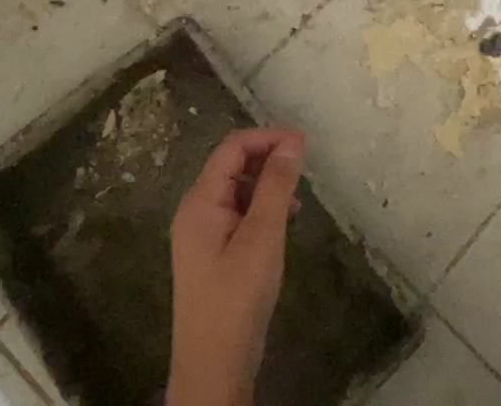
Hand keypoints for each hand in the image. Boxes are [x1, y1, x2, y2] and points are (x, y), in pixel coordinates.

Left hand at [169, 128, 304, 405]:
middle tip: (305, 166)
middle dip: (268, 158)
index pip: (232, 148)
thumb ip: (276, 185)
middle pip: (232, 165)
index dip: (268, 138)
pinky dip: (261, 207)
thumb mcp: (263, 235)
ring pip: (237, 189)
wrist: (214, 364)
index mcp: (200, 201)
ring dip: (267, 184)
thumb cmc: (237, 295)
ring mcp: (202, 233)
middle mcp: (195, 210)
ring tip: (298, 198)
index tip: (305, 143)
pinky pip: (238, 213)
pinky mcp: (213, 253)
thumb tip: (292, 142)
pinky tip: (284, 222)